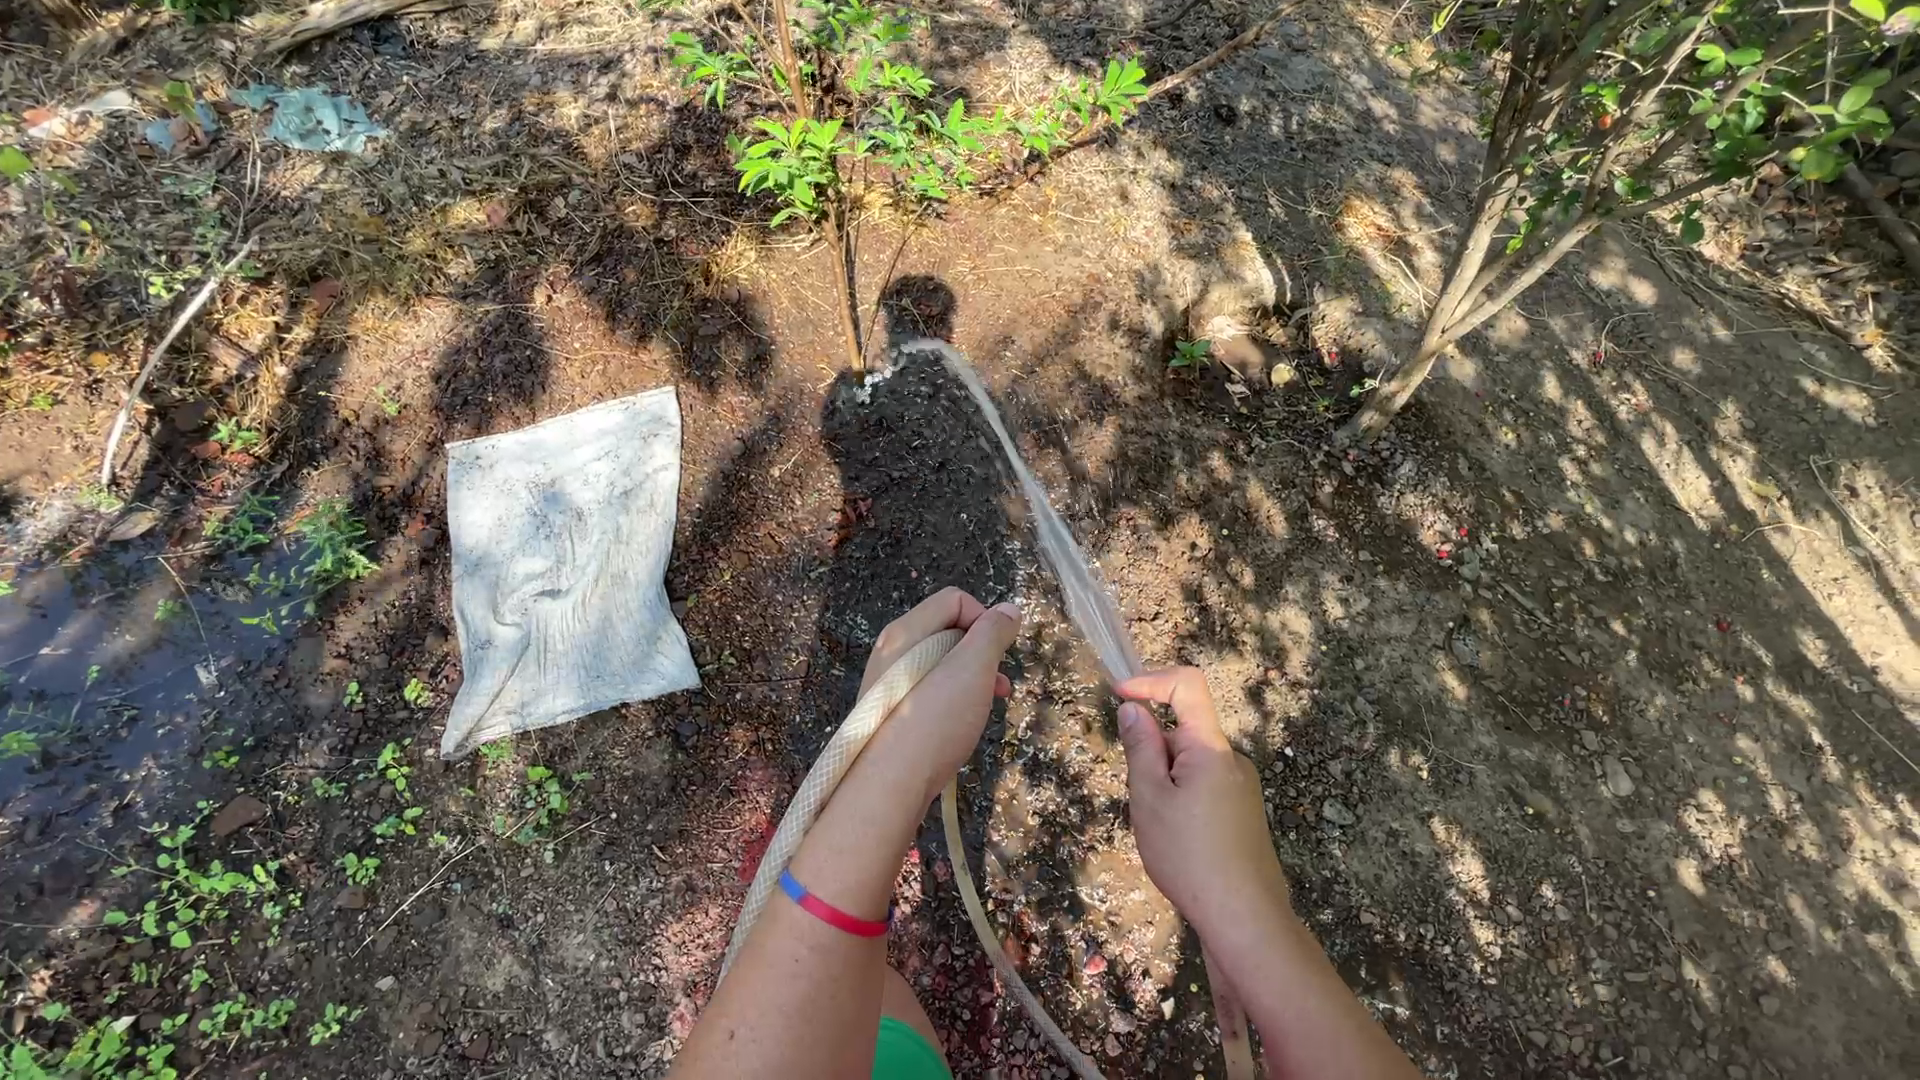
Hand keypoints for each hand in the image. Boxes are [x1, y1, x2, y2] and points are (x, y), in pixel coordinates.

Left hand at [856, 587, 1021, 806]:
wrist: (888, 785)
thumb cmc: (934, 720)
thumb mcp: (973, 669)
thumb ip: (992, 634)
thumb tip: (1008, 609)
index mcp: (906, 631)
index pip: (955, 599)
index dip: (985, 619)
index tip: (999, 653)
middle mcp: (891, 650)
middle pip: (948, 630)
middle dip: (981, 653)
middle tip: (1000, 685)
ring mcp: (888, 683)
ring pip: (941, 664)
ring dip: (972, 678)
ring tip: (988, 706)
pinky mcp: (890, 712)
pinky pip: (928, 690)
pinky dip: (952, 699)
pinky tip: (961, 724)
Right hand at [1115, 667, 1289, 933]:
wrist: (1245, 919)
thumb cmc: (1189, 855)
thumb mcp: (1150, 798)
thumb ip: (1140, 747)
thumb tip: (1133, 707)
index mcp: (1211, 747)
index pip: (1187, 685)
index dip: (1150, 680)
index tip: (1118, 696)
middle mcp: (1232, 759)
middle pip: (1184, 733)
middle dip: (1152, 754)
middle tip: (1140, 800)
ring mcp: (1242, 787)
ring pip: (1190, 764)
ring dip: (1165, 782)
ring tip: (1160, 830)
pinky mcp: (1244, 813)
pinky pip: (1203, 787)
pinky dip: (1181, 800)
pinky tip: (1178, 843)